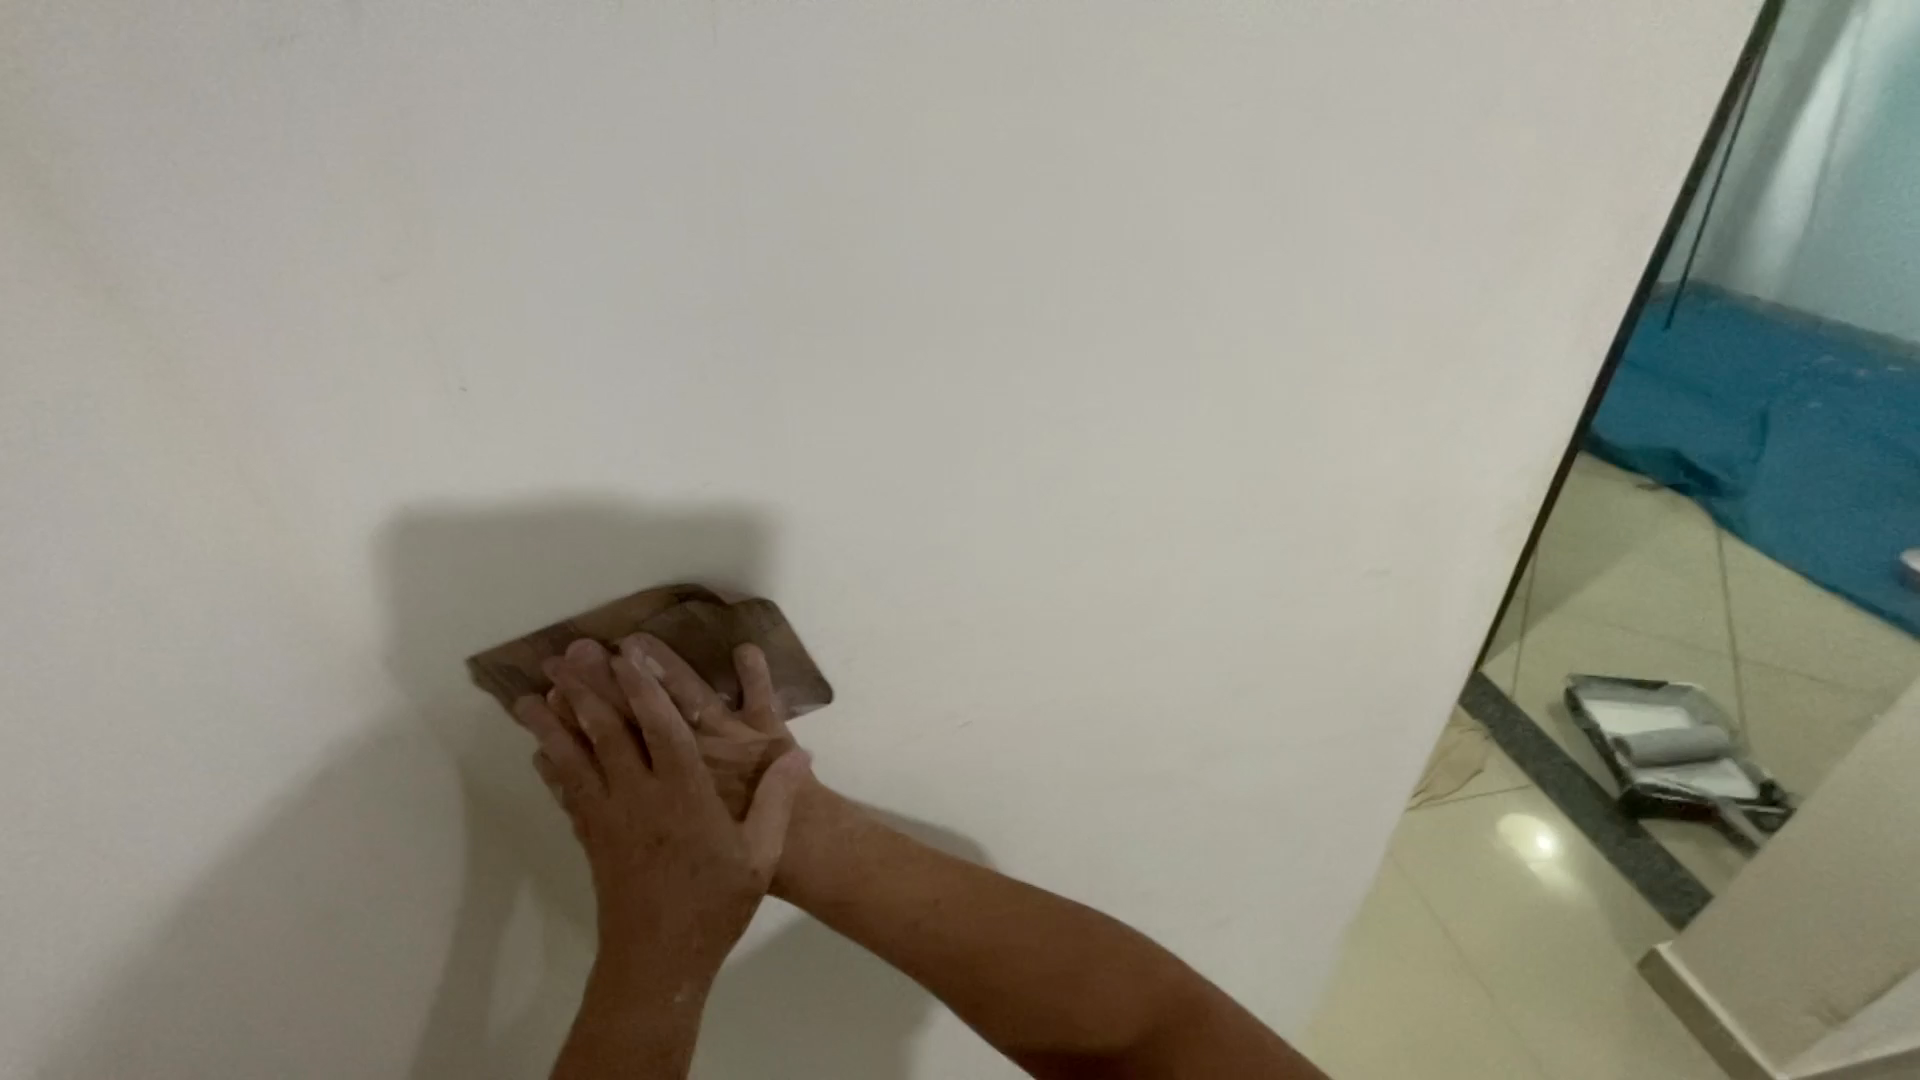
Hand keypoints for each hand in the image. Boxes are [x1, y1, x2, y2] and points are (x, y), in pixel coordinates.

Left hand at [512, 637, 812, 983]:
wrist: (660, 960)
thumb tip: (801, 756)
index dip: (642, 688)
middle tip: (568, 655)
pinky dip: (552, 767)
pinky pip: (567, 794)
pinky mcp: (592, 839)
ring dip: (554, 724)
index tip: (625, 654)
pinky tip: (539, 750)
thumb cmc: (715, 903)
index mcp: (684, 794)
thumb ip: (777, 800)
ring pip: (576, 760)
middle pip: (608, 734)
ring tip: (530, 694)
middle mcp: (639, 797)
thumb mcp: (760, 854)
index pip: (660, 729)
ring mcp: (609, 818)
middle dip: (589, 690)